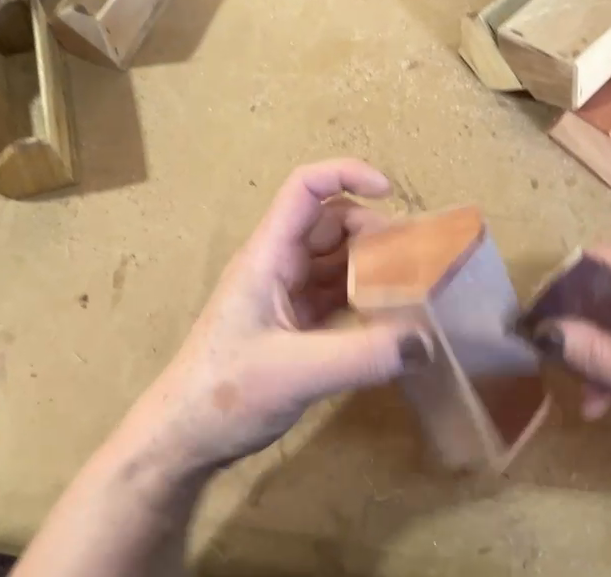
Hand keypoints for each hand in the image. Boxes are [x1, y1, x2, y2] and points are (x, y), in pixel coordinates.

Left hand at [113, 159, 431, 479]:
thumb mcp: (298, 373)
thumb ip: (363, 356)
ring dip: (370, 265)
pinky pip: (335, 292)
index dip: (346, 173)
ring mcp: (284, 293)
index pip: (305, 188)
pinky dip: (362, 296)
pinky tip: (388, 317)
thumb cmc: (226, 393)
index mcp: (268, 255)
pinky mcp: (293, 323)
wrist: (184, 437)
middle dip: (372, 230)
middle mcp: (277, 264)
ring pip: (336, 258)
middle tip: (412, 261)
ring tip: (411, 287)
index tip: (389, 190)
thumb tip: (426, 341)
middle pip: (330, 221)